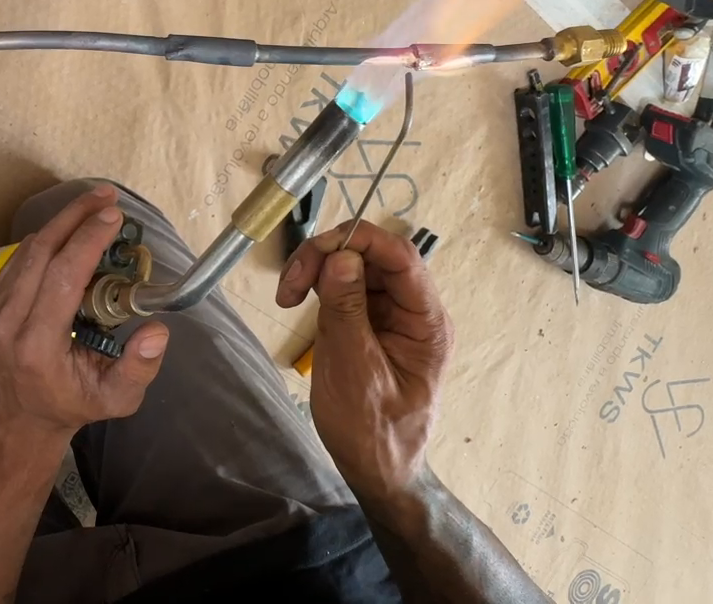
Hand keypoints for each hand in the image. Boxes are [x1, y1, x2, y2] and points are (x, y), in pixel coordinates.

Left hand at [0, 186, 169, 439]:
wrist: (22, 415)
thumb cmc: (73, 403)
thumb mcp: (115, 400)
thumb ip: (138, 369)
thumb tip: (157, 330)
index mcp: (38, 345)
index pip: (62, 278)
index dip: (87, 242)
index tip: (114, 216)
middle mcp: (11, 320)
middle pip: (42, 252)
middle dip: (75, 217)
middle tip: (108, 195)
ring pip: (30, 248)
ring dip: (63, 219)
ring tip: (96, 202)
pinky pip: (23, 254)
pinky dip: (50, 234)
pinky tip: (73, 225)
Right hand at [276, 221, 453, 501]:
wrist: (375, 471)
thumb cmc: (371, 431)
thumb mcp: (354, 370)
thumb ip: (347, 309)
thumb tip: (341, 256)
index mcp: (425, 322)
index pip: (401, 256)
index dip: (360, 240)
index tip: (317, 252)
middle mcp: (411, 309)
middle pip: (372, 254)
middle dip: (327, 256)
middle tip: (290, 284)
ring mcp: (388, 312)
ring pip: (353, 264)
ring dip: (316, 268)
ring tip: (286, 294)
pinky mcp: (366, 317)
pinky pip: (342, 283)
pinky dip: (315, 284)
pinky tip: (295, 299)